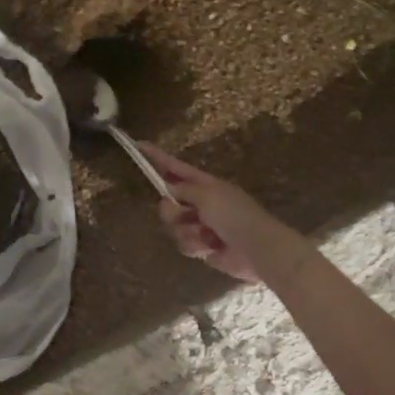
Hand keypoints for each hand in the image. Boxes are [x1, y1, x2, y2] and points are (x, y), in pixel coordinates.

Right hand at [139, 143, 308, 284]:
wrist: (255, 248)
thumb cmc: (234, 215)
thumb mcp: (208, 195)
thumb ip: (185, 190)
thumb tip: (169, 189)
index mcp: (205, 185)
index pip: (176, 168)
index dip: (157, 157)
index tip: (139, 145)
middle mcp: (201, 203)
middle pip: (168, 203)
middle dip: (171, 212)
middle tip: (184, 215)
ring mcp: (201, 225)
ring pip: (173, 226)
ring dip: (186, 232)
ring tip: (205, 236)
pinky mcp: (202, 246)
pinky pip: (183, 244)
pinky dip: (195, 246)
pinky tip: (209, 248)